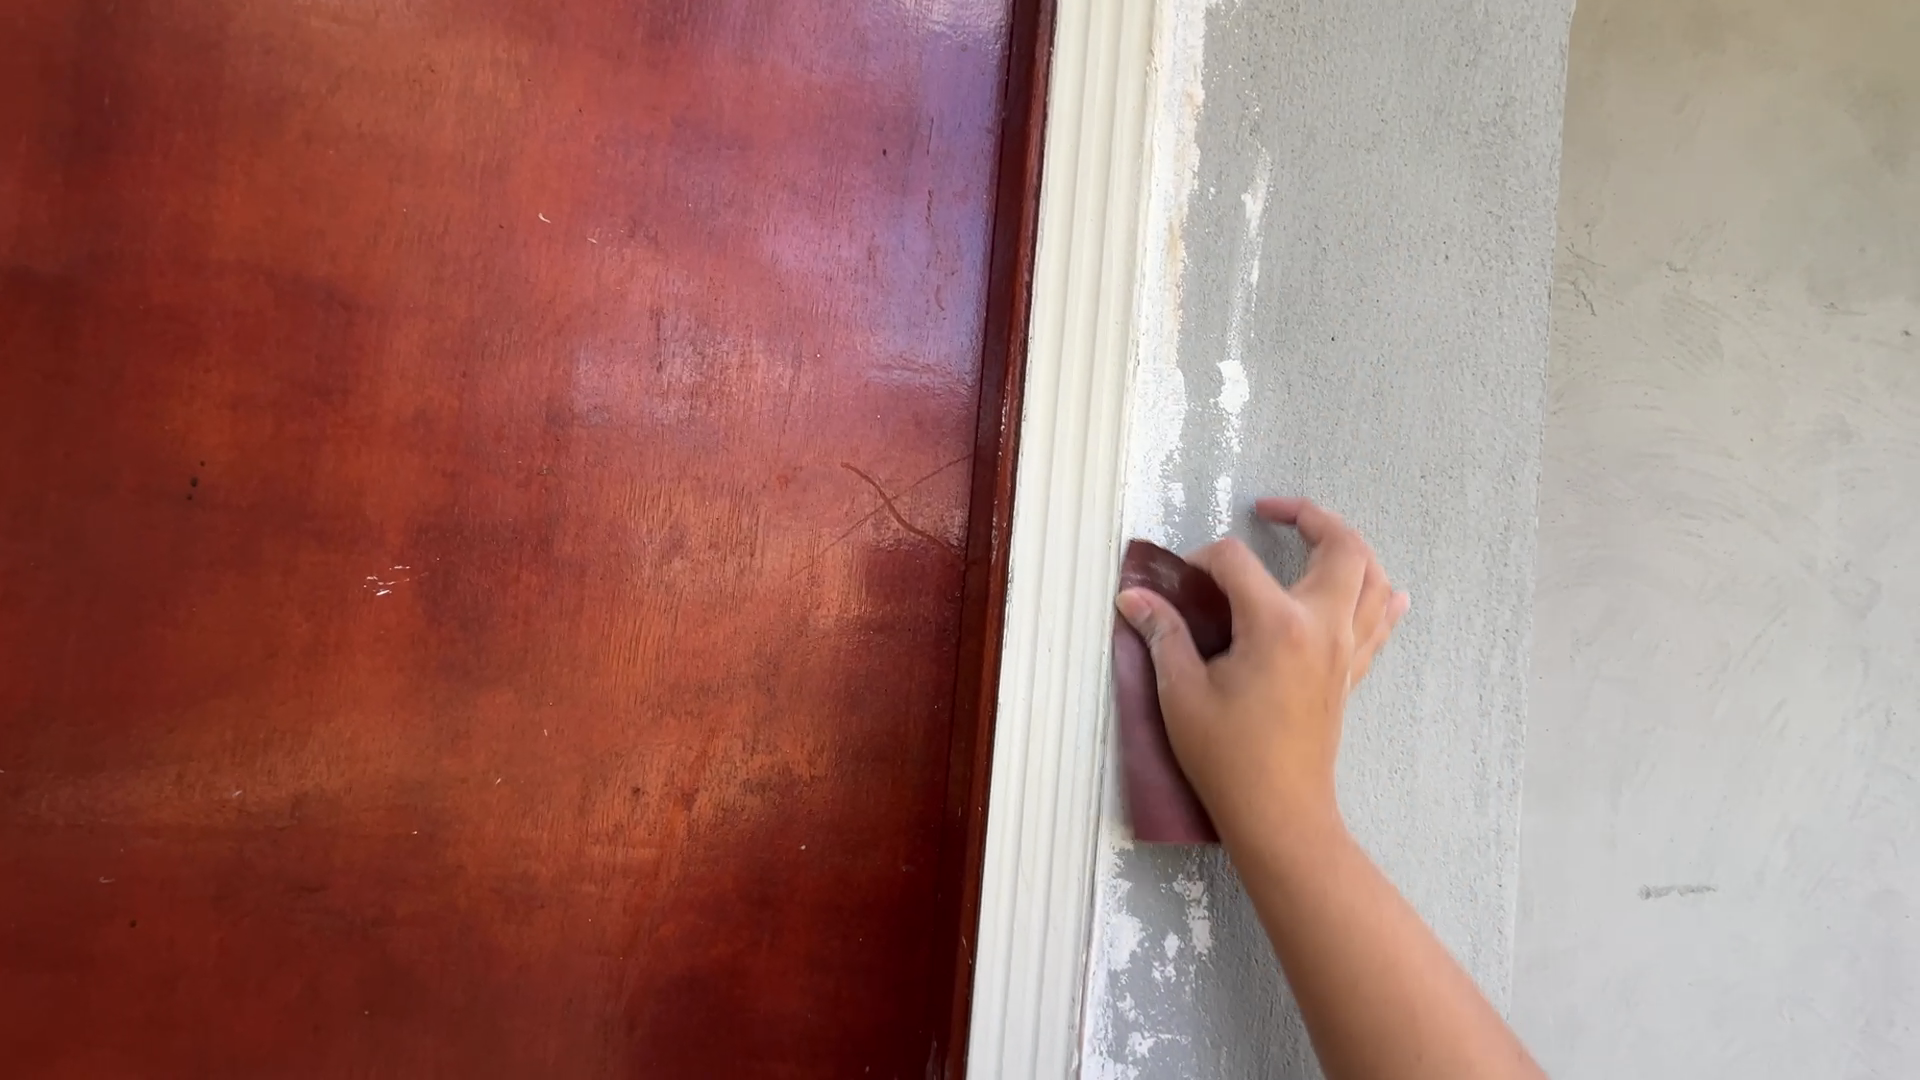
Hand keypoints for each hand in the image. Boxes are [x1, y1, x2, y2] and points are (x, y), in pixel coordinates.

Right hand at [1114, 496, 1409, 841]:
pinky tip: (1373, 589)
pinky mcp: (1352, 672)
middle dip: (1308, 516)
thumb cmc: (1226, 755)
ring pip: (1373, 577)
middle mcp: (1322, 626)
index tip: (1179, 583)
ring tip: (1314, 540)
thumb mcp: (1180, 692)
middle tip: (1272, 510)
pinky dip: (1377, 594)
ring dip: (1347, 547)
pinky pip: (1381, 620)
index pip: (1236, 561)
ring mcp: (1346, 649)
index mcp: (1276, 626)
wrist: (1280, 814)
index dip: (1201, 560)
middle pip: (1341, 546)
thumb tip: (1133, 596)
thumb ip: (1162, 633)